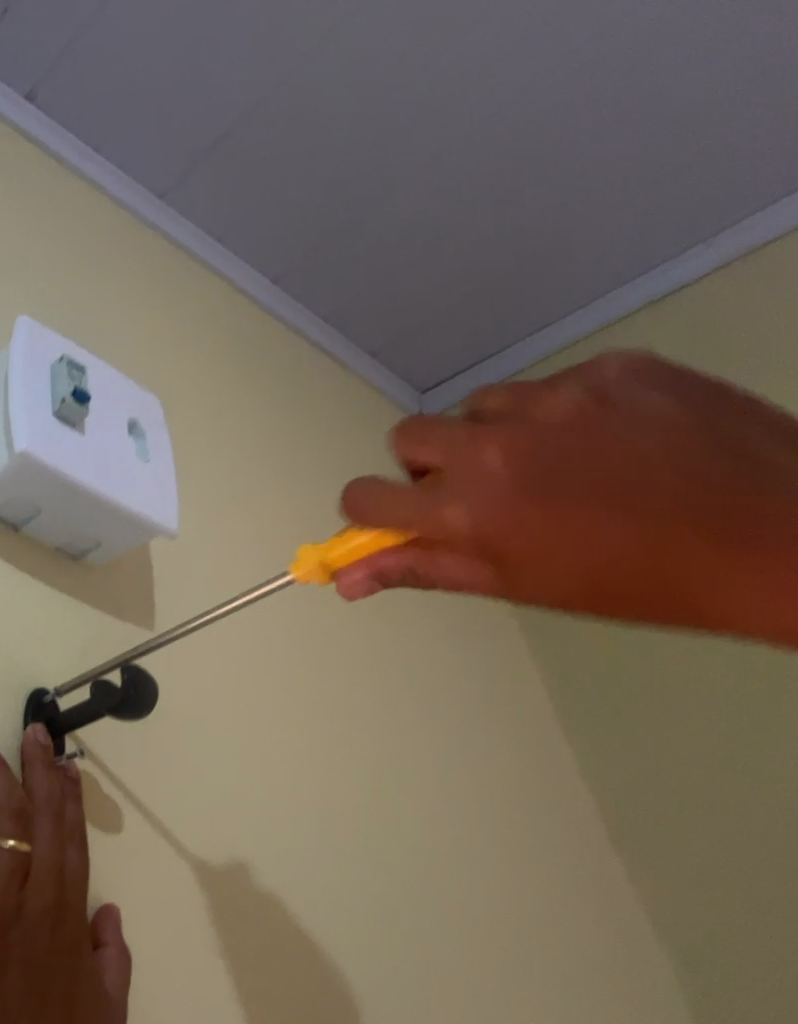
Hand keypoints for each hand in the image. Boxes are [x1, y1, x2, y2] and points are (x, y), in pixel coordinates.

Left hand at [0, 727, 131, 1023]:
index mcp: (74, 920)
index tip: (69, 765)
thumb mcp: (107, 1013)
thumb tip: (111, 913)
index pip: (76, 843)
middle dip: (40, 771)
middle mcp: (43, 899)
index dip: (72, 801)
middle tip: (32, 731)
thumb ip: (112, 959)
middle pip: (45, 821)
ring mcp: (0, 900)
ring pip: (5, 823)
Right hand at [337, 350, 797, 644]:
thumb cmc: (641, 579)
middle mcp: (496, 445)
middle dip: (433, 462)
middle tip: (490, 489)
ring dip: (497, 432)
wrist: (792, 535)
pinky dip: (565, 410)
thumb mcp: (521, 582)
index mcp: (468, 508)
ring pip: (481, 405)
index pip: (364, 495)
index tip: (404, 515)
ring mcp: (556, 399)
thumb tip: (344, 578)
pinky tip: (616, 438)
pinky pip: (553, 383)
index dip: (376, 508)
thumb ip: (423, 568)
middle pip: (410, 436)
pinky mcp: (612, 367)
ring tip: (562, 462)